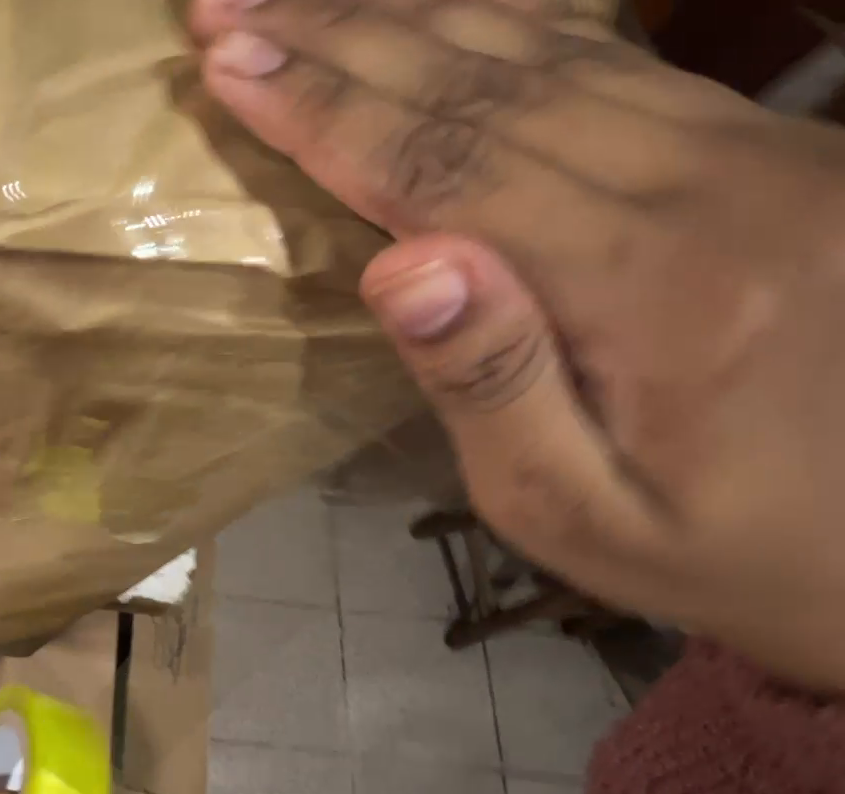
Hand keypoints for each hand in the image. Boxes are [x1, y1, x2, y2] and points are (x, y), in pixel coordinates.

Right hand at [191, 0, 844, 689]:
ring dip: (400, 18)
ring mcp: (749, 148)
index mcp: (652, 285)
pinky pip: (600, 60)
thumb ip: (488, 384)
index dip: (324, 110)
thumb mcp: (569, 506)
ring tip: (297, 0)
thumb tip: (401, 265)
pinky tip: (432, 14)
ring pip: (540, 50)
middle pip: (483, 83)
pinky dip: (497, 25)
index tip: (228, 64)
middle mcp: (707, 183)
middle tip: (226, 7)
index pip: (444, 166)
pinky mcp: (760, 146)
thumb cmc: (717, 547)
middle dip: (337, 39)